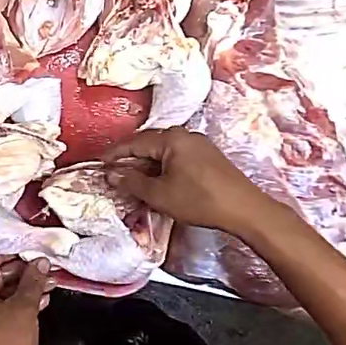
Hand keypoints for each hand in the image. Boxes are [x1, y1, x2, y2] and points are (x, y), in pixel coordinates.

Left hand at [0, 256, 49, 344]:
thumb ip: (32, 283)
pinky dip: (24, 303)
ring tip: (49, 281)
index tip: (26, 249)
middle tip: (43, 265)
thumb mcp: (23, 310)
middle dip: (21, 271)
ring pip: (5, 294)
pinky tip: (43, 299)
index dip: (5, 255)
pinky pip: (9, 308)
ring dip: (26, 287)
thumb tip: (41, 261)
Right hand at [103, 127, 286, 237]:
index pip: (134, 142)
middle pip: (149, 142)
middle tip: (114, 169)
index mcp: (170, 138)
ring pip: (164, 149)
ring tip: (134, 177)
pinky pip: (178, 154)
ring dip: (148, 162)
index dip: (114, 153)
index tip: (100, 162)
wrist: (245, 210)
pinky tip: (160, 179)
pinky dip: (163, 164)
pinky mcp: (209, 156)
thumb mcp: (159, 194)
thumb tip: (111, 174)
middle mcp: (185, 134)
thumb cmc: (199, 200)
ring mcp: (200, 144)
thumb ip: (132, 181)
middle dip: (131, 156)